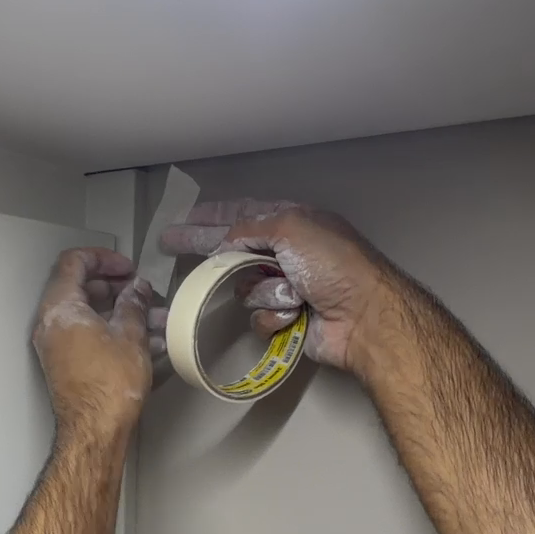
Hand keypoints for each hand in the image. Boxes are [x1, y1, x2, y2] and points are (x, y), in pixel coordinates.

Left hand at [32, 248, 153, 436]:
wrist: (94, 431)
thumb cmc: (108, 385)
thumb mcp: (130, 335)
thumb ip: (133, 304)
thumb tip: (137, 290)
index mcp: (60, 307)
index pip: (74, 262)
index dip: (104, 258)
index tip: (127, 268)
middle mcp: (50, 323)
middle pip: (80, 287)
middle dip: (116, 287)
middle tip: (142, 293)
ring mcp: (56, 344)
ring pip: (88, 314)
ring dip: (120, 312)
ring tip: (154, 320)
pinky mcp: (65, 363)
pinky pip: (87, 335)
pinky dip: (112, 331)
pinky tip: (144, 341)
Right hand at [160, 200, 389, 371]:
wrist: (365, 316)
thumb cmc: (333, 264)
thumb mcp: (292, 227)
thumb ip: (250, 226)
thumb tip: (225, 241)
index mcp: (293, 223)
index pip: (243, 214)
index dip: (212, 215)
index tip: (185, 218)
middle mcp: (288, 253)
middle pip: (234, 250)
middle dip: (206, 249)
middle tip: (170, 244)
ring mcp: (287, 287)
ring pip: (245, 288)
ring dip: (264, 291)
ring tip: (291, 294)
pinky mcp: (288, 318)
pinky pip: (259, 316)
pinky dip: (275, 315)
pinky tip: (296, 315)